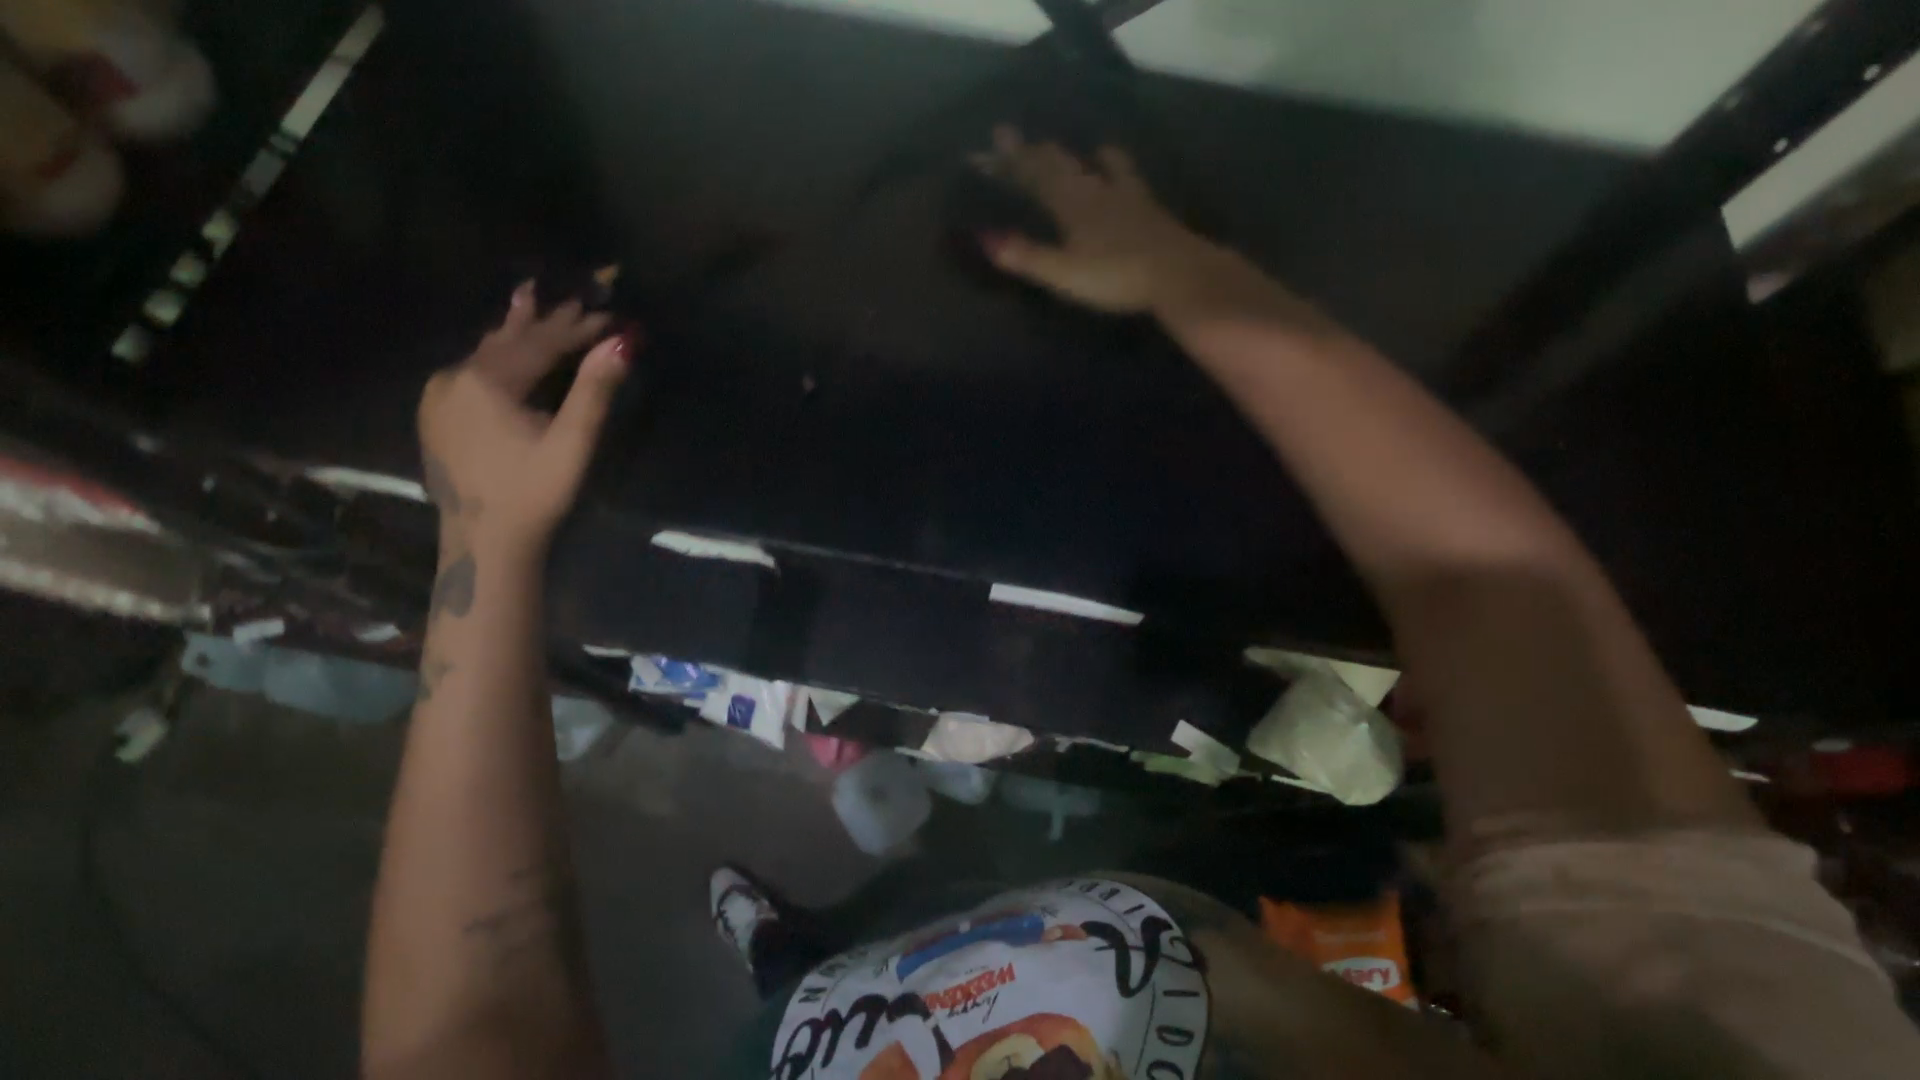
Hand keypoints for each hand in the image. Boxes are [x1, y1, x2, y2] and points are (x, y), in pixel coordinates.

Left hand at [418, 281, 633, 554]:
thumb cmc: (534, 494)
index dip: (581, 327)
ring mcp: (440, 394)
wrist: (484, 542)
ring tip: (529, 296)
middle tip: (580, 292)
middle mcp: (455, 376)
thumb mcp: (572, 443)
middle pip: (512, 340)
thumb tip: (622, 341)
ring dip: (518, 330)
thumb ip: (595, 390)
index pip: (543, 342)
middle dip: (550, 319)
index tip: (613, 312)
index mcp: (488, 380)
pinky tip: (501, 345)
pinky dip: (497, 353)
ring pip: (488, 352)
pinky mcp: (437, 413)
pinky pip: (472, 370)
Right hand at [974, 125, 1231, 314]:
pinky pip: (1132, 182)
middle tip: (1028, 140)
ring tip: (1091, 150)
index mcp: (1073, 204)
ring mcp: (1130, 199)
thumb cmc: (1116, 276)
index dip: (1014, 159)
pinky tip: (1130, 180)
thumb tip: (983, 236)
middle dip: (1043, 153)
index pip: (1037, 174)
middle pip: (1067, 165)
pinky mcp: (1153, 213)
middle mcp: (1099, 191)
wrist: (1180, 275)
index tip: (996, 138)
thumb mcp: (1064, 272)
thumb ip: (1025, 255)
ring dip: (1092, 158)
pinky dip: (1123, 173)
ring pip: (1106, 168)